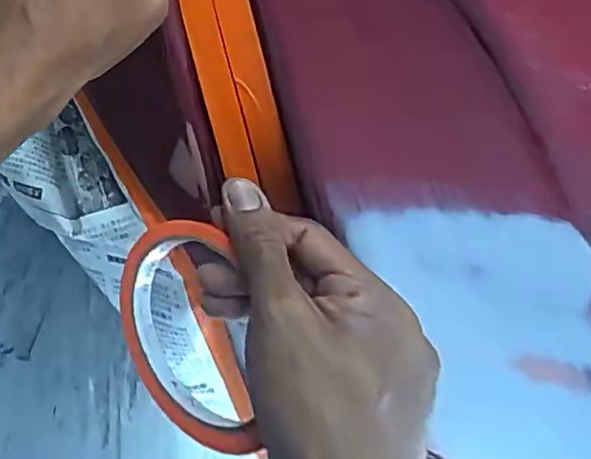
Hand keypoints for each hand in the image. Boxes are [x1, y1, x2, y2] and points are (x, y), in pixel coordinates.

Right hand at [198, 179, 438, 458]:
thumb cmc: (311, 403)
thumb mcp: (277, 314)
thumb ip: (258, 247)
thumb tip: (240, 187)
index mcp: (379, 303)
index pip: (306, 237)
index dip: (254, 227)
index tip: (210, 228)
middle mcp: (387, 326)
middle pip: (302, 270)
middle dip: (246, 267)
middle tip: (204, 275)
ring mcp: (377, 361)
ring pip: (302, 303)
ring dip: (250, 295)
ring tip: (211, 303)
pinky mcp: (360, 387)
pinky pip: (310, 335)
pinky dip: (270, 325)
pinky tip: (239, 327)